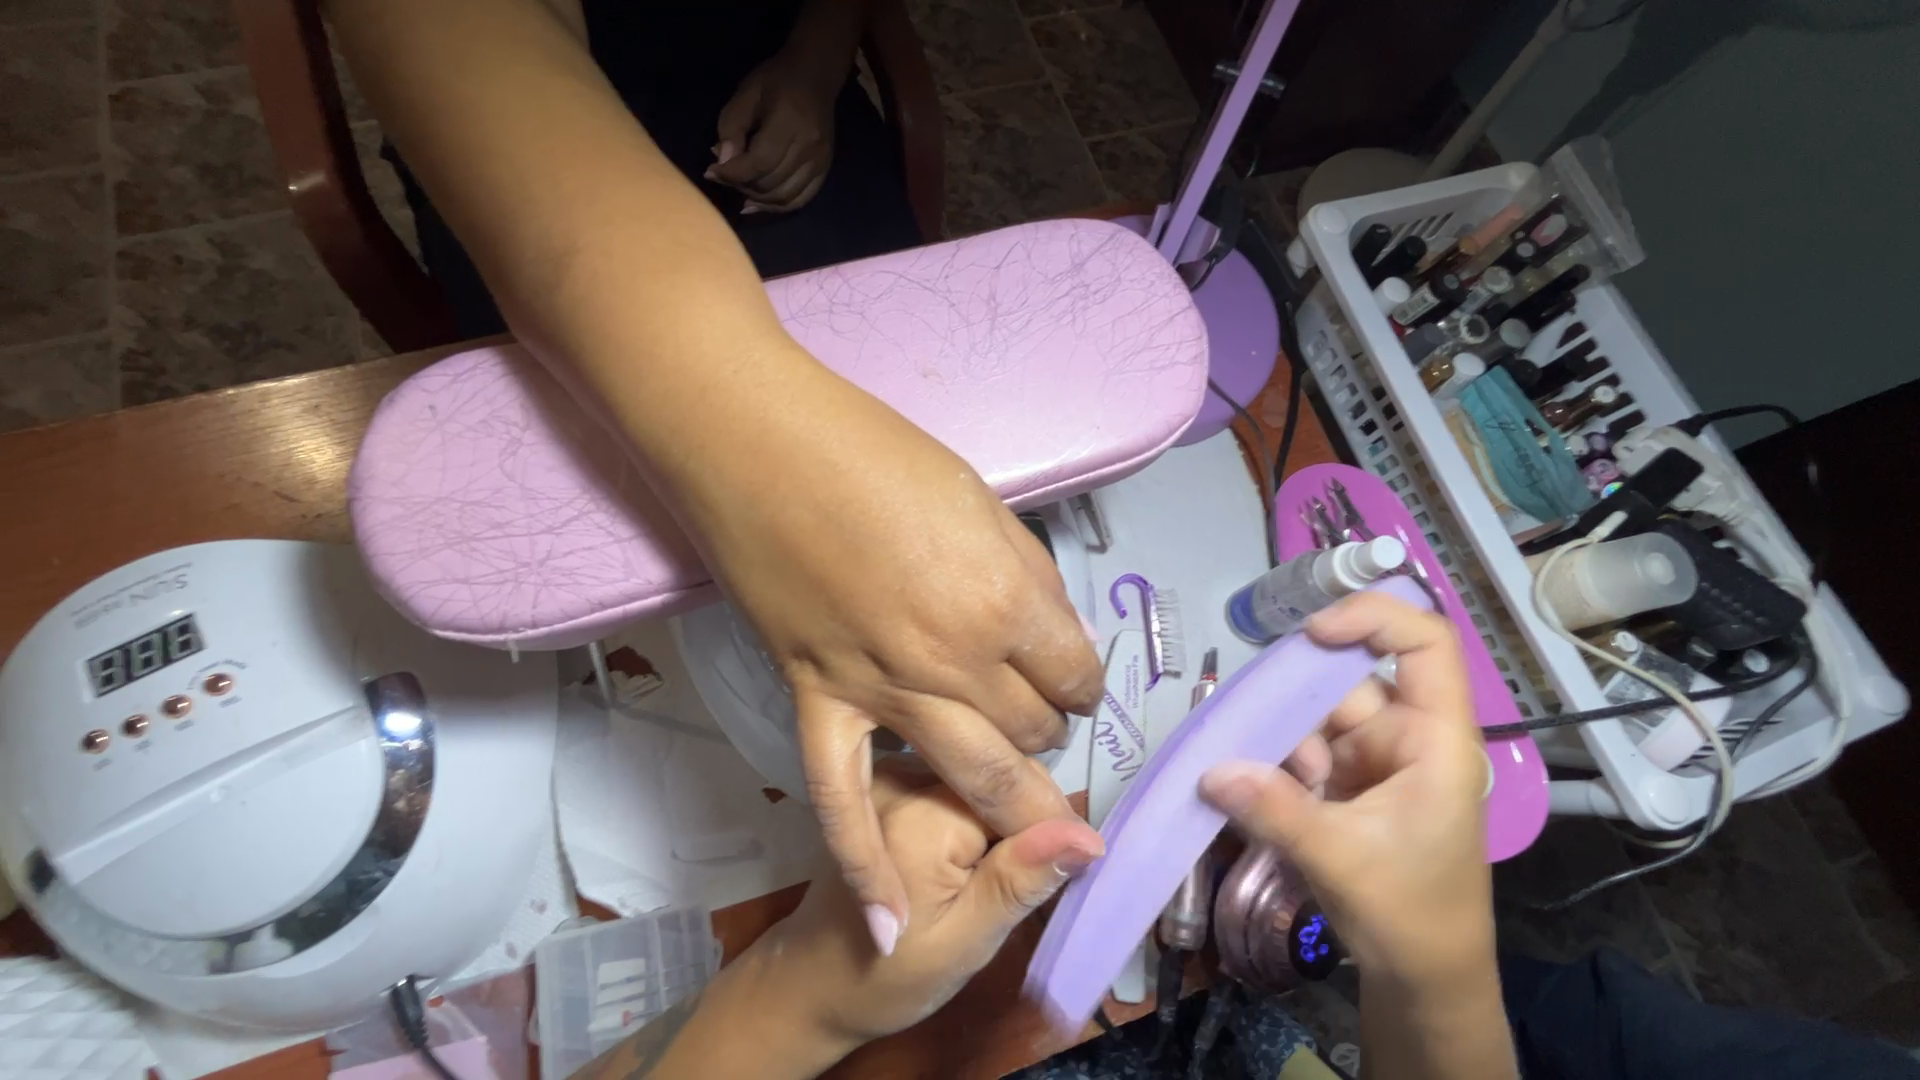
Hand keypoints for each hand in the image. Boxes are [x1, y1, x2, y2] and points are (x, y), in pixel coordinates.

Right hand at [679, 369, 1102, 955]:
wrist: (762, 444)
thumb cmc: (877, 451)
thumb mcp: (980, 501)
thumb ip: (1022, 576)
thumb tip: (1046, 630)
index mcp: (1006, 598)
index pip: (1076, 672)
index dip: (1081, 678)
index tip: (1068, 674)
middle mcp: (957, 659)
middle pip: (1031, 730)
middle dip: (1049, 731)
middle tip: (1041, 719)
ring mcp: (884, 691)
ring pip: (971, 776)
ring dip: (1011, 797)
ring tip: (1027, 808)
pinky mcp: (818, 701)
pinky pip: (841, 800)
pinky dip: (865, 865)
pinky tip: (889, 926)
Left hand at [706, 48, 841, 212]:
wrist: (815, 76)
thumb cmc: (776, 81)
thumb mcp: (746, 94)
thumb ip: (732, 128)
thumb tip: (723, 165)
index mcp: (790, 123)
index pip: (759, 163)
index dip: (733, 173)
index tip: (711, 172)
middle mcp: (809, 148)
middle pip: (770, 184)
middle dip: (741, 186)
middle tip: (724, 177)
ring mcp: (820, 163)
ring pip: (783, 197)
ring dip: (757, 200)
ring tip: (739, 189)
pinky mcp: (823, 171)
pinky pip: (799, 200)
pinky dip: (777, 207)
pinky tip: (758, 204)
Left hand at [763, 760, 1104, 1043]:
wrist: (814, 978)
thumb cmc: (892, 975)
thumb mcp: (965, 942)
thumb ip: (1021, 880)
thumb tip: (1089, 835)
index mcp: (923, 809)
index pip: (1020, 789)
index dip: (1045, 832)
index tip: (1045, 878)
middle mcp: (906, 770)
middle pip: (1001, 770)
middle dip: (1024, 819)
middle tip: (1011, 882)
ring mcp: (894, 767)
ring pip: (983, 769)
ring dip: (1002, 812)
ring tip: (987, 869)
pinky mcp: (891, 776)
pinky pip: (958, 775)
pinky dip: (976, 807)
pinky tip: (966, 850)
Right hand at [1199, 592, 1493, 981]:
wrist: (1421, 977)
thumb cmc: (1412, 913)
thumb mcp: (1344, 859)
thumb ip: (1277, 810)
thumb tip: (1211, 772)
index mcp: (1433, 740)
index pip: (1425, 646)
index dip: (1375, 619)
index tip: (1312, 633)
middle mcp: (1402, 737)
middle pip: (1346, 682)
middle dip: (1292, 695)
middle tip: (1241, 713)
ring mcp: (1369, 759)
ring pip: (1312, 717)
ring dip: (1273, 736)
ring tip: (1237, 759)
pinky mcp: (1341, 783)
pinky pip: (1298, 750)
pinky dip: (1269, 761)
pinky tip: (1244, 782)